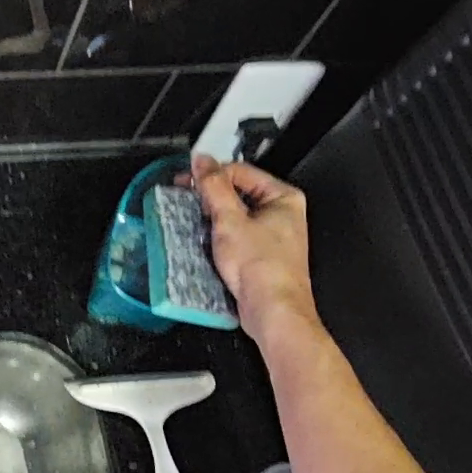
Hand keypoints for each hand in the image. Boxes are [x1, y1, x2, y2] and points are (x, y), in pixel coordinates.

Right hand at [182, 155, 319, 344]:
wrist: (272, 310)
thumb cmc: (263, 269)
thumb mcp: (230, 220)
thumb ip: (214, 187)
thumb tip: (202, 162)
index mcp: (284, 198)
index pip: (240, 172)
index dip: (211, 175)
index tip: (188, 180)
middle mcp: (282, 214)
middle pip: (237, 193)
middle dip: (210, 199)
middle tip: (188, 202)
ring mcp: (271, 235)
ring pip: (234, 215)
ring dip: (212, 219)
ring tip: (197, 225)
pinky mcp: (259, 254)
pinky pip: (234, 235)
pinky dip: (218, 237)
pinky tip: (206, 243)